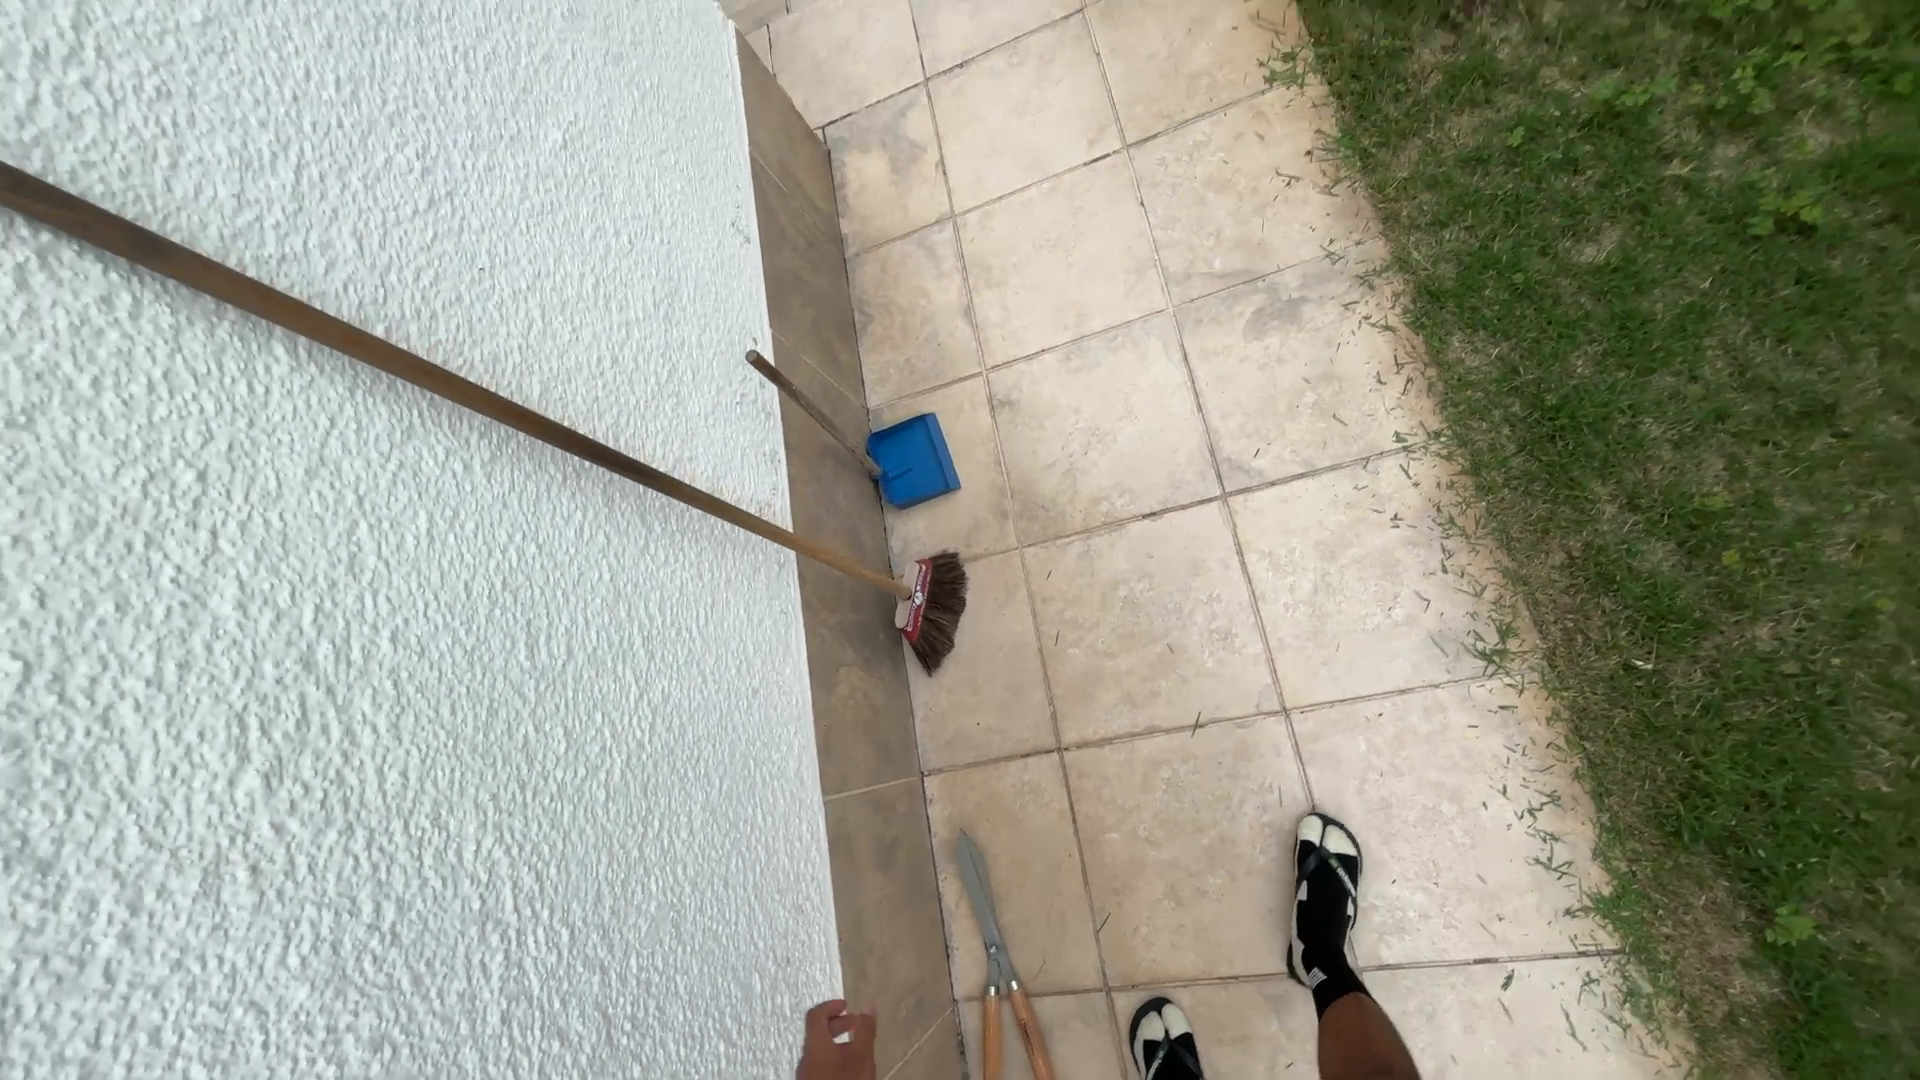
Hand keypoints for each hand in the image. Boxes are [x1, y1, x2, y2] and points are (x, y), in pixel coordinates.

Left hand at [796, 999, 877, 1079]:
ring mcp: (805, 1075)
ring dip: (837, 1043)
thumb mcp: (861, 1056)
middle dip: (839, 1024)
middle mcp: (805, 1058)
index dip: (831, 1006)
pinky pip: (819, 1065)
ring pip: (819, 1050)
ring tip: (858, 1050)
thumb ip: (865, 1029)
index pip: (815, 1014)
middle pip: (817, 1032)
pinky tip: (849, 1070)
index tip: (848, 1006)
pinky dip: (833, 1059)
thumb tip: (869, 1003)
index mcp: (814, 1044)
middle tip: (857, 1025)